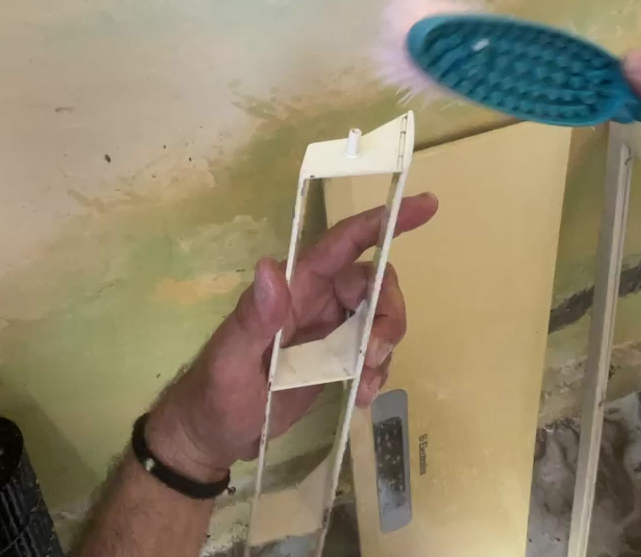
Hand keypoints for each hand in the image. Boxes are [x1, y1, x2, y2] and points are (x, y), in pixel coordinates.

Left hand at [142, 193, 438, 481]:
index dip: (384, 221)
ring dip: (385, 346)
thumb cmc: (217, 392)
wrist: (215, 434)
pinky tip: (363, 395)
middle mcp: (317, 297)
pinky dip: (379, 370)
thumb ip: (253, 316)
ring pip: (380, 316)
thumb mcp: (231, 357)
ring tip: (366, 383)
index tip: (425, 205)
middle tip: (377, 354)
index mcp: (296, 285)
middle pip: (374, 282)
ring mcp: (329, 327)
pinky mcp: (337, 357)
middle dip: (389, 313)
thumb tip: (270, 265)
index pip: (345, 241)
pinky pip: (375, 349)